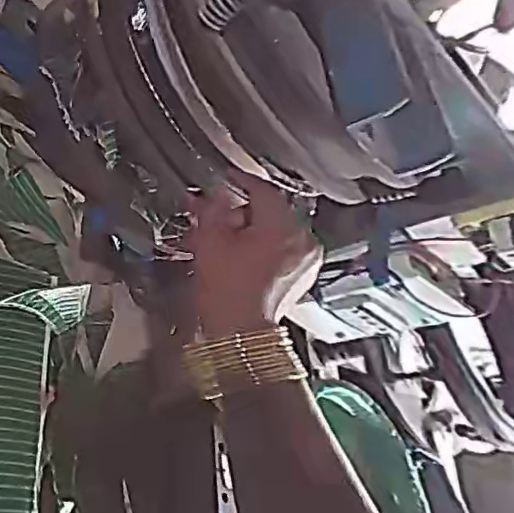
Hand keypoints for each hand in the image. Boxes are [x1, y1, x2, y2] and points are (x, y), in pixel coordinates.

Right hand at [185, 179, 322, 335]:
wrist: (238, 332)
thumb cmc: (226, 292)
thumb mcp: (209, 242)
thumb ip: (211, 210)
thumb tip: (212, 195)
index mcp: (283, 227)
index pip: (263, 191)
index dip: (240, 182)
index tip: (227, 180)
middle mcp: (301, 240)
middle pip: (270, 212)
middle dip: (239, 213)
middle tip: (214, 216)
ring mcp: (304, 261)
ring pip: (274, 232)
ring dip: (248, 231)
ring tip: (221, 240)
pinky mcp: (300, 277)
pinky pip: (280, 251)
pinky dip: (260, 248)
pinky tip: (236, 256)